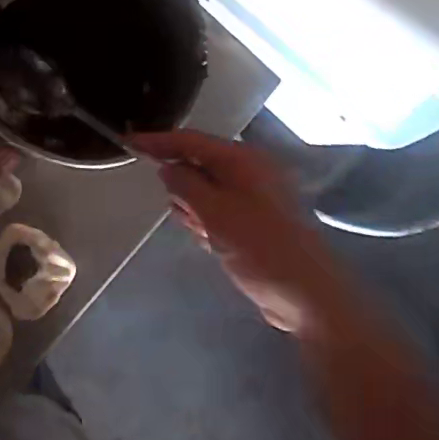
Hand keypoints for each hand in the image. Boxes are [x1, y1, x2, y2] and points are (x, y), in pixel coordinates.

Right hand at [130, 130, 336, 332]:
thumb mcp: (215, 214)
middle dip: (182, 186)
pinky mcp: (252, 221)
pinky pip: (215, 211)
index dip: (158, 141)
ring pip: (203, 191)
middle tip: (186, 214)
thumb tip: (167, 168)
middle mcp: (249, 172)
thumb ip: (185, 185)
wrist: (310, 299)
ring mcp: (252, 197)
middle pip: (196, 165)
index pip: (191, 141)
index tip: (129, 142)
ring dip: (193, 209)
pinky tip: (212, 243)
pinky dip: (206, 223)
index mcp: (244, 161)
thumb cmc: (262, 249)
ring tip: (204, 235)